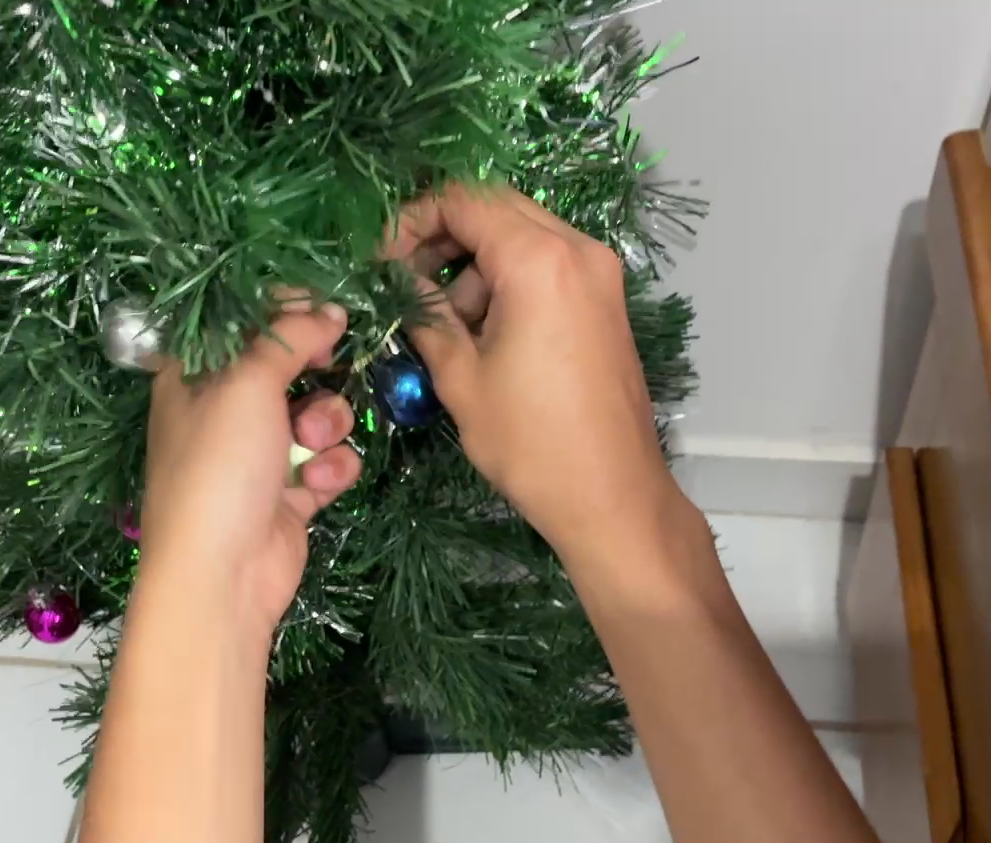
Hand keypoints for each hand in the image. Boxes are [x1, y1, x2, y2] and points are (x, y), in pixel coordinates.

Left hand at [137, 300, 362, 632]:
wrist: (222, 571)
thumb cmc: (220, 464)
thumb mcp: (248, 382)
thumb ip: (290, 336)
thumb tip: (329, 311)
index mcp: (195, 375)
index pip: (242, 322)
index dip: (286, 311)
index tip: (323, 310)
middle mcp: (224, 411)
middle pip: (287, 366)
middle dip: (315, 371)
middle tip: (327, 363)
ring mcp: (258, 454)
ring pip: (315, 413)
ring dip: (326, 423)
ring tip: (312, 443)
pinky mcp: (290, 492)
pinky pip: (326, 461)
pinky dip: (330, 468)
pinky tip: (319, 482)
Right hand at [384, 184, 689, 563]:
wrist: (610, 493)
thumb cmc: (529, 442)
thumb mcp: (461, 379)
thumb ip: (426, 316)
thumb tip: (401, 284)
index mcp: (538, 261)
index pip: (464, 201)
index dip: (412, 220)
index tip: (381, 259)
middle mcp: (578, 250)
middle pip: (497, 210)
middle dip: (443, 239)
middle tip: (407, 284)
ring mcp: (600, 274)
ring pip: (523, 239)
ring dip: (477, 268)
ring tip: (452, 329)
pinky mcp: (606, 302)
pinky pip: (548, 268)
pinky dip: (510, 284)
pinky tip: (490, 335)